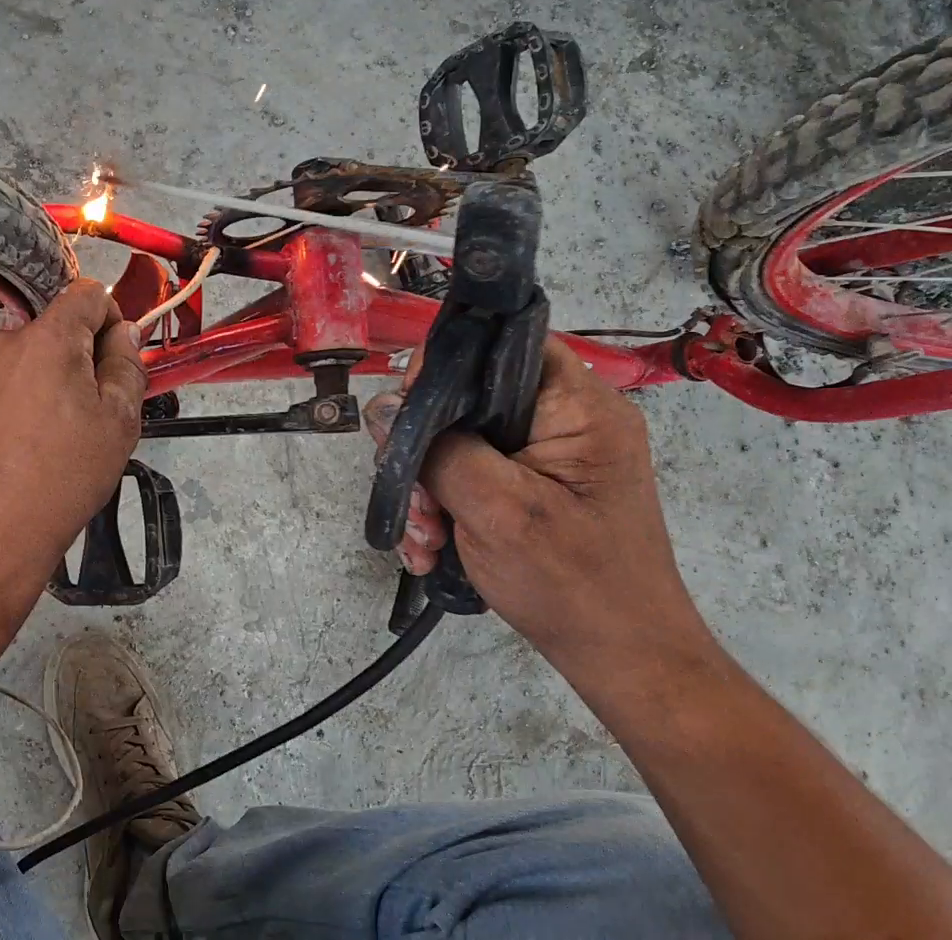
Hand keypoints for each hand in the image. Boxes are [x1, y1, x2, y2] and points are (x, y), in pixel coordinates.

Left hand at [0, 279, 146, 614]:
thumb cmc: (62, 476)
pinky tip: (20, 450)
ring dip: (46, 385)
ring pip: (26, 362)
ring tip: (52, 442)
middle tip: (89, 418)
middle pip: (54, 332)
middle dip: (78, 361)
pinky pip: (0, 387)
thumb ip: (126, 365)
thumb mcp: (118, 422)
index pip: (87, 294)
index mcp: (46, 337)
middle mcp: (1, 342)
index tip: (115, 366)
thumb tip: (122, 333)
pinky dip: (17, 404)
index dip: (111, 322)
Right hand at [363, 339, 712, 672]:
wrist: (621, 659)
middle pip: (468, 401)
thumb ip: (437, 450)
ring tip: (425, 541)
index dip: (445, 366)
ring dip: (426, 492)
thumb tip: (383, 409)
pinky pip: (467, 477)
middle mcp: (565, 421)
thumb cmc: (572, 581)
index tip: (405, 414)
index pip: (504, 346)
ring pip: (457, 444)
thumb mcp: (495, 508)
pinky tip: (432, 549)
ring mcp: (546, 457)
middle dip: (424, 452)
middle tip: (416, 503)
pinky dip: (442, 510)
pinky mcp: (530, 488)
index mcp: (578, 408)